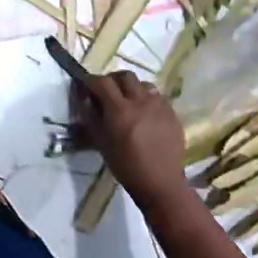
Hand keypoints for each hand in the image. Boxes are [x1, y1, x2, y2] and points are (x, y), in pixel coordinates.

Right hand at [73, 71, 188, 208]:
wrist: (160, 181)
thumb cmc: (124, 164)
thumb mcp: (99, 141)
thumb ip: (90, 116)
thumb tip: (85, 98)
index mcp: (119, 110)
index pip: (101, 82)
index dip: (90, 80)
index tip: (85, 86)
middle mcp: (140, 102)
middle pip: (125, 76)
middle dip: (112, 79)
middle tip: (107, 91)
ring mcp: (159, 106)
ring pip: (144, 84)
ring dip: (132, 88)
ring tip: (128, 101)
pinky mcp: (172, 114)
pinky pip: (158, 97)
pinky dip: (148, 99)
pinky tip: (145, 113)